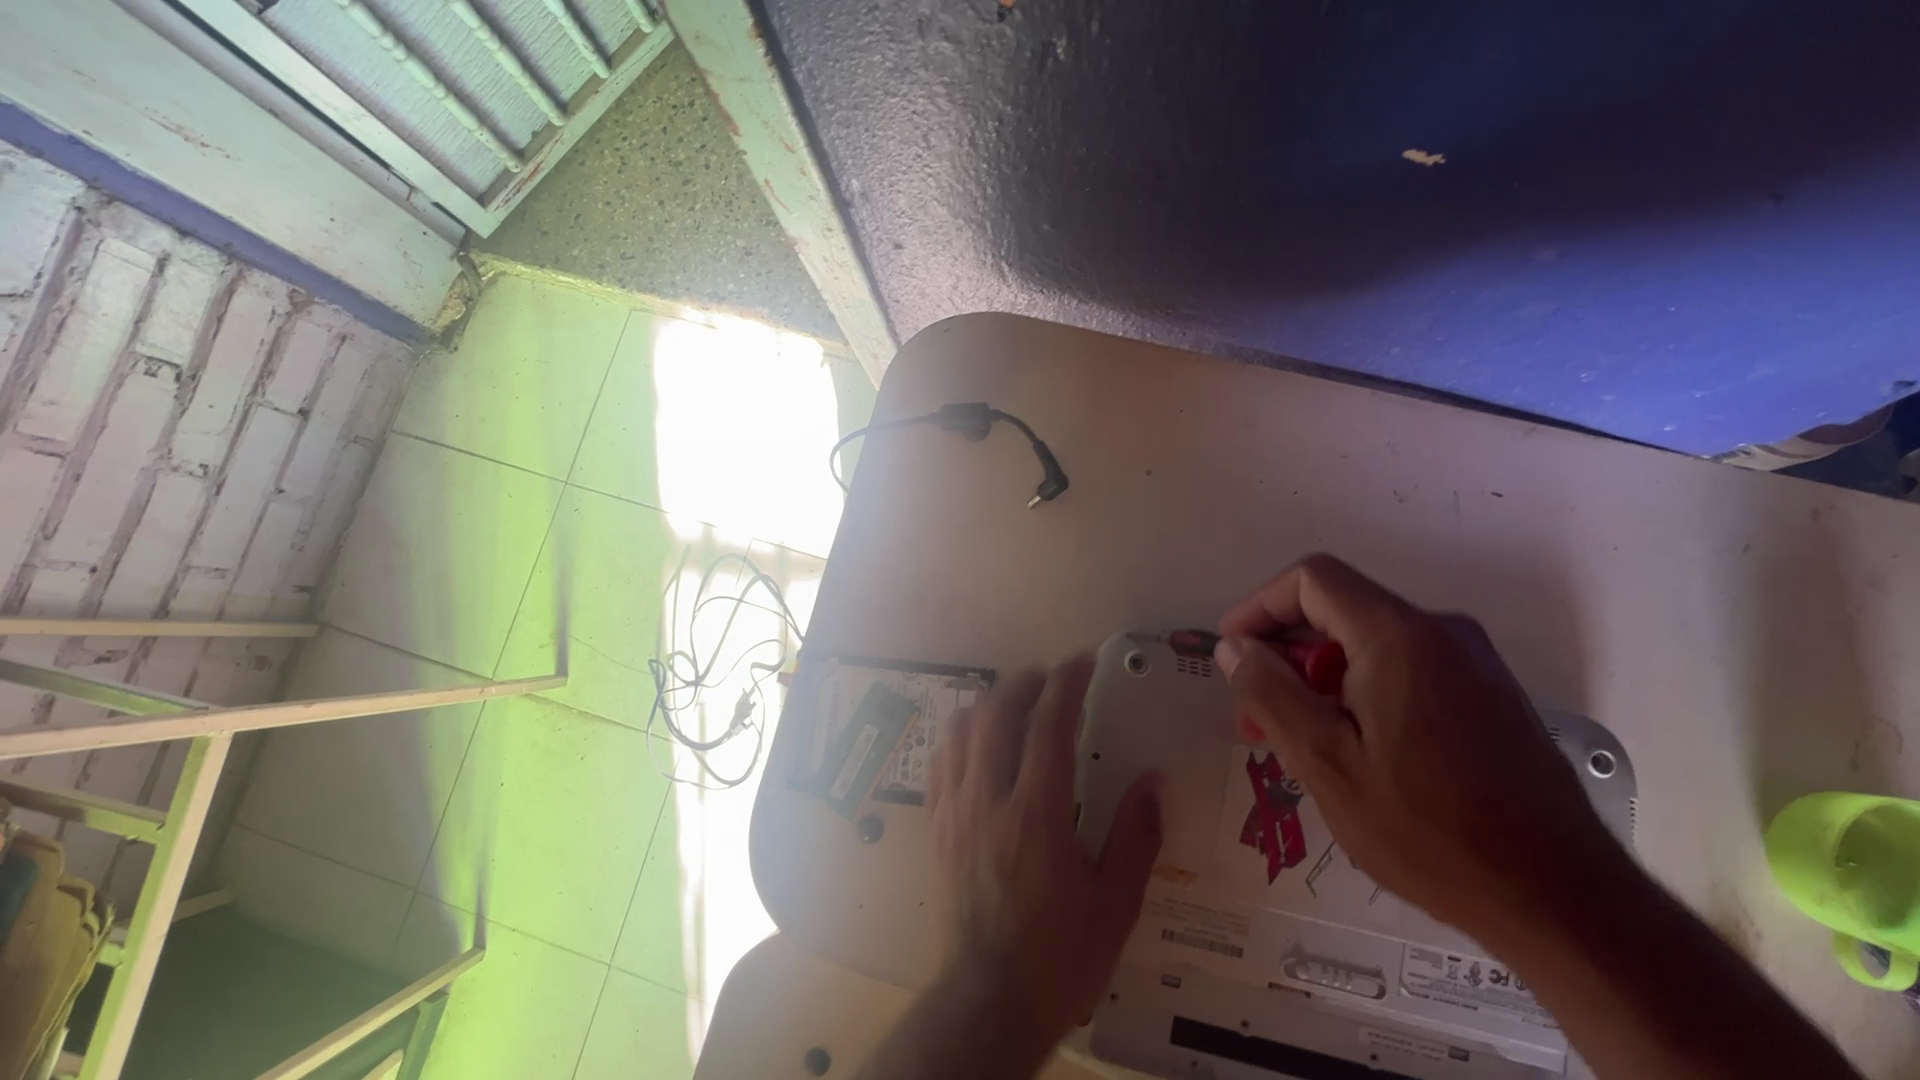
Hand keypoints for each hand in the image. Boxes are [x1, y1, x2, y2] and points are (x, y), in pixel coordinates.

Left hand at [927, 657, 1163, 1038]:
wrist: (990, 999)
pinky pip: (941, 763)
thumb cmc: (1061, 955)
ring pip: (961, 731)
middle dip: (1025, 683)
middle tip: (1051, 678)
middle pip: (996, 714)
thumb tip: (1153, 782)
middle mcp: (988, 801)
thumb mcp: (1116, 902)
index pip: (1047, 726)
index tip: (1081, 662)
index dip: (1066, 684)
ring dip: (990, 704)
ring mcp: (954, 813)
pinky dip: (962, 738)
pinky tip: (980, 743)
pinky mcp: (935, 829)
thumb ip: (1136, 835)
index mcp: (1037, 815)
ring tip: (1017, 703)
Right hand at [1213, 554, 1623, 937]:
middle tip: (1255, 716)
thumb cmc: (1427, 829)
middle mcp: (1442, 632)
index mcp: (1399, 636)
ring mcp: (1474, 663)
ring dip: (1321, 680)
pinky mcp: (1490, 696)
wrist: (1558, 896)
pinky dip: (1362, 693)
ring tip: (1297, 743)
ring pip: (1371, 645)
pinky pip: (1406, 671)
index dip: (1258, 607)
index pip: (1311, 579)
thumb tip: (1234, 647)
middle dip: (1286, 654)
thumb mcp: (1325, 762)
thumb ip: (1269, 692)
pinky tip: (1352, 752)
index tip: (1231, 654)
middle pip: (1341, 611)